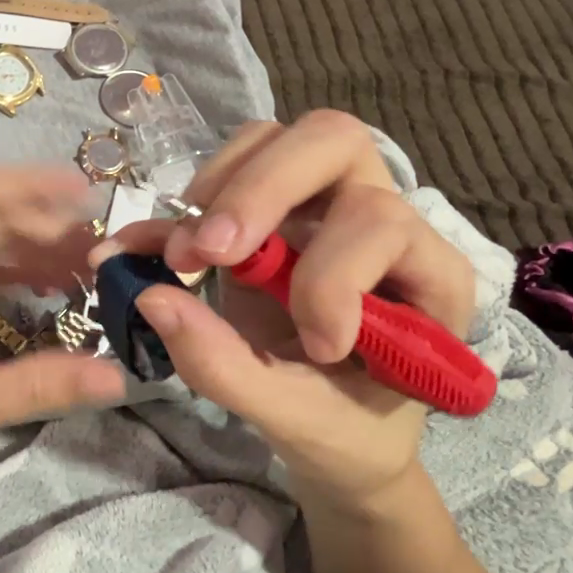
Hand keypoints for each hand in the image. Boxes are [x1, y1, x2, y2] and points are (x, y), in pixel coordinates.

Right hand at [103, 110, 475, 508]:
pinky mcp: (267, 214)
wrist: (335, 434)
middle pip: (333, 141)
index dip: (333, 273)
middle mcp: (376, 220)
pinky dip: (183, 204)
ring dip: (220, 186)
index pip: (382, 224)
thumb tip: (151, 297)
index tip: (312, 343)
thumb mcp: (298, 420)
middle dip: (260, 188)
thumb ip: (226, 366)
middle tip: (209, 252)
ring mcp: (317, 207)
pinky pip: (227, 169)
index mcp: (425, 275)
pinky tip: (147, 246)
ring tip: (186, 254)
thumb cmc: (344, 429)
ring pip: (273, 138)